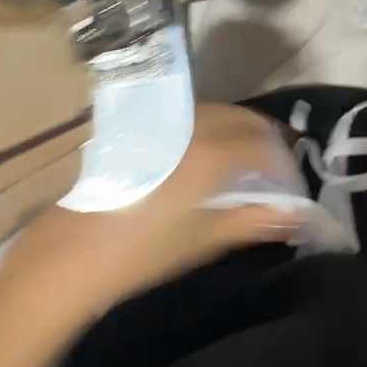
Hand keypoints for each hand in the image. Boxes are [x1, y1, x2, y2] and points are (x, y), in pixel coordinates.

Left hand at [0, 105, 302, 366]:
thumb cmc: (140, 250)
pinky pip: (191, 118)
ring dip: (239, 134)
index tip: (291, 192)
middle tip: (273, 175)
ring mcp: (164, 120)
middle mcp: (191, 122)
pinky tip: (205, 161)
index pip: (267, 145)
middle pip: (246, 119)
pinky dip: (211, 131)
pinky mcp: (141, 124)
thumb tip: (298, 215)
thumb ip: (255, 219)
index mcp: (212, 149)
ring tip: (242, 168)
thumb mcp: (204, 239)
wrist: (68, 252)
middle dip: (267, 142)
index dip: (286, 167)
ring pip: (218, 114)